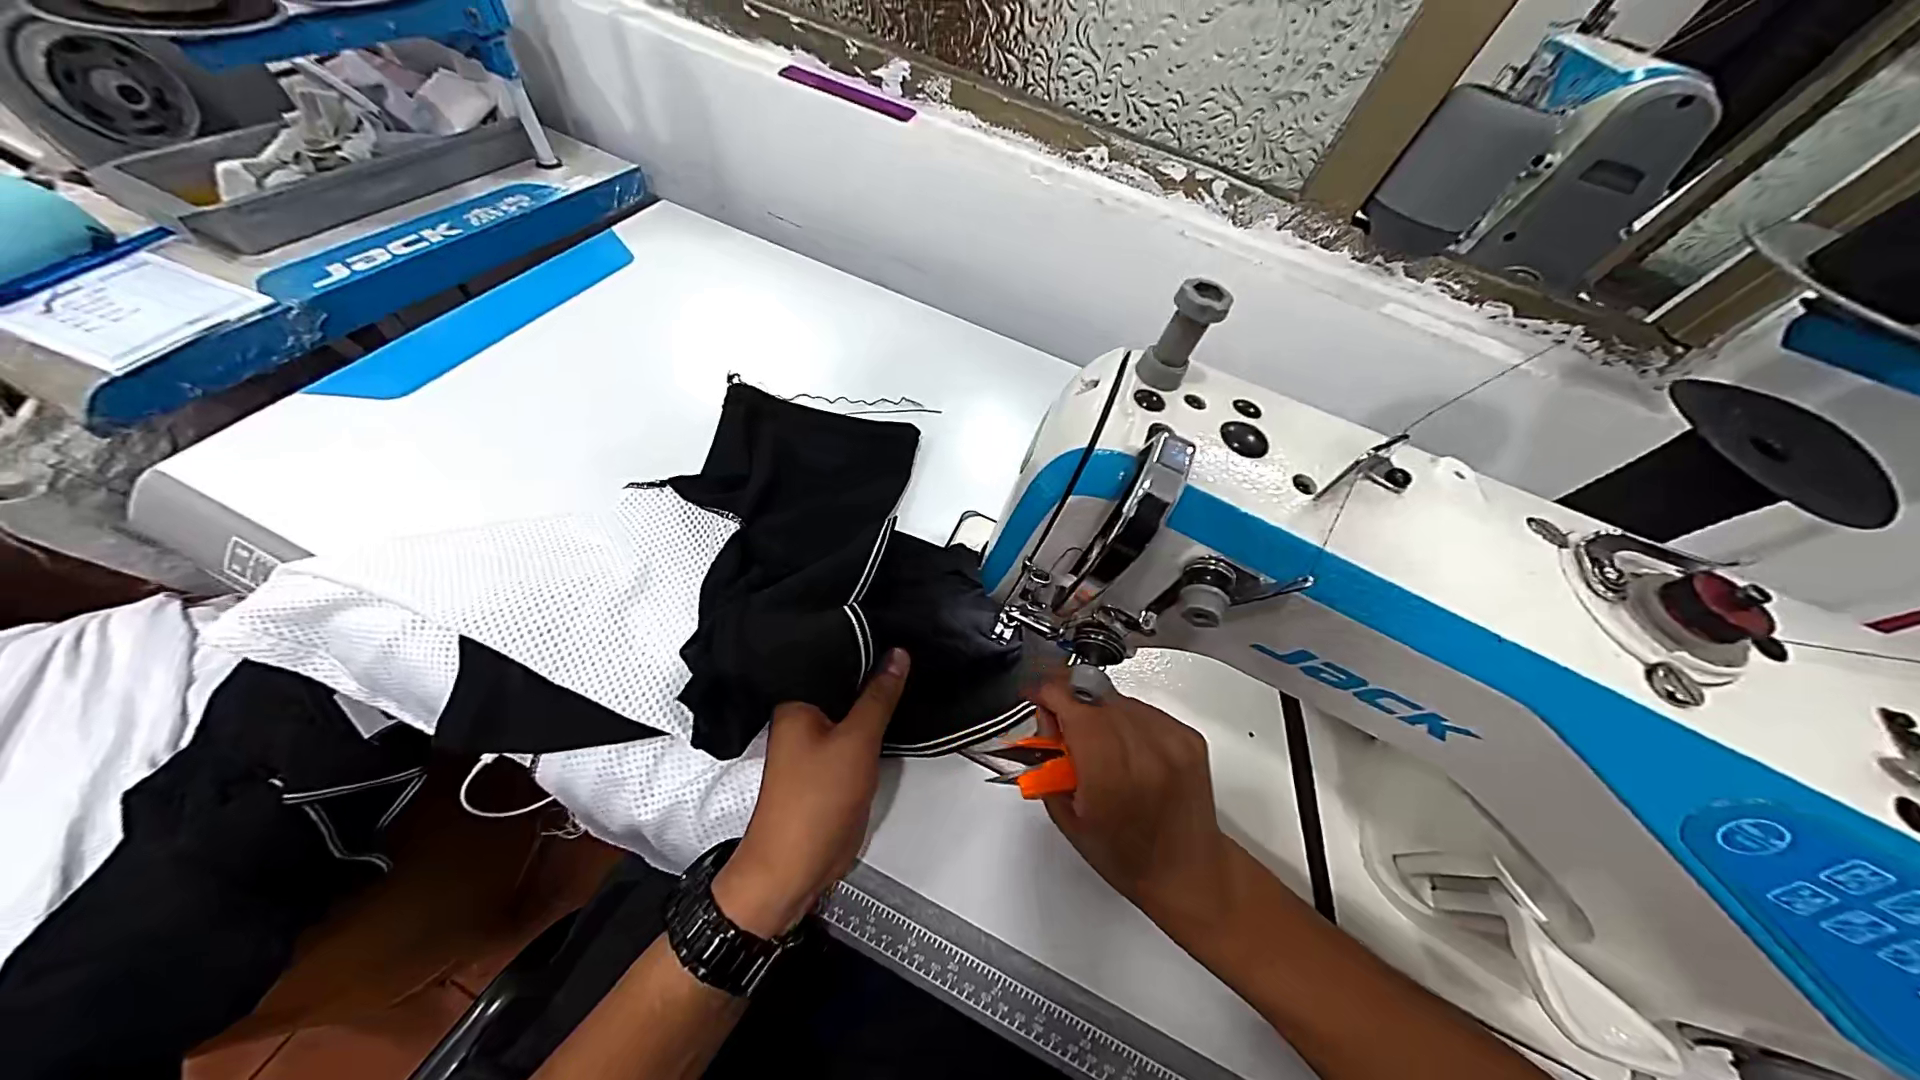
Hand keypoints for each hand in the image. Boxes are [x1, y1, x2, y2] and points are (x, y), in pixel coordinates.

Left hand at [712, 649, 909, 936]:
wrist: (797, 867)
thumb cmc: (811, 805)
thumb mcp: (856, 741)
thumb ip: (878, 697)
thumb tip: (896, 656)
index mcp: (794, 704)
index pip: (830, 660)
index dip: (862, 645)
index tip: (892, 630)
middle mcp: (801, 720)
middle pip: (843, 686)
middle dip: (872, 675)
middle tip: (907, 651)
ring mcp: (815, 744)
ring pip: (851, 712)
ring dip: (874, 704)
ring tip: (906, 676)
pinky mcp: (830, 766)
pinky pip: (855, 737)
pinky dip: (873, 729)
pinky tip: (893, 716)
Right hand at [1032, 676, 1229, 919]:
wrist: (1187, 871)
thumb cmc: (1130, 856)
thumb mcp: (1069, 816)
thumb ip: (1050, 765)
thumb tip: (1044, 723)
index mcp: (1110, 775)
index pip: (1074, 705)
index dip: (1049, 693)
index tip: (1037, 693)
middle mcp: (1146, 753)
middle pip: (1094, 697)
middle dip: (1070, 701)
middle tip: (1060, 723)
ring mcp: (1171, 742)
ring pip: (1118, 699)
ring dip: (1098, 711)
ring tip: (1096, 743)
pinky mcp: (1188, 738)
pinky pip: (1144, 709)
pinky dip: (1126, 719)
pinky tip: (1124, 747)